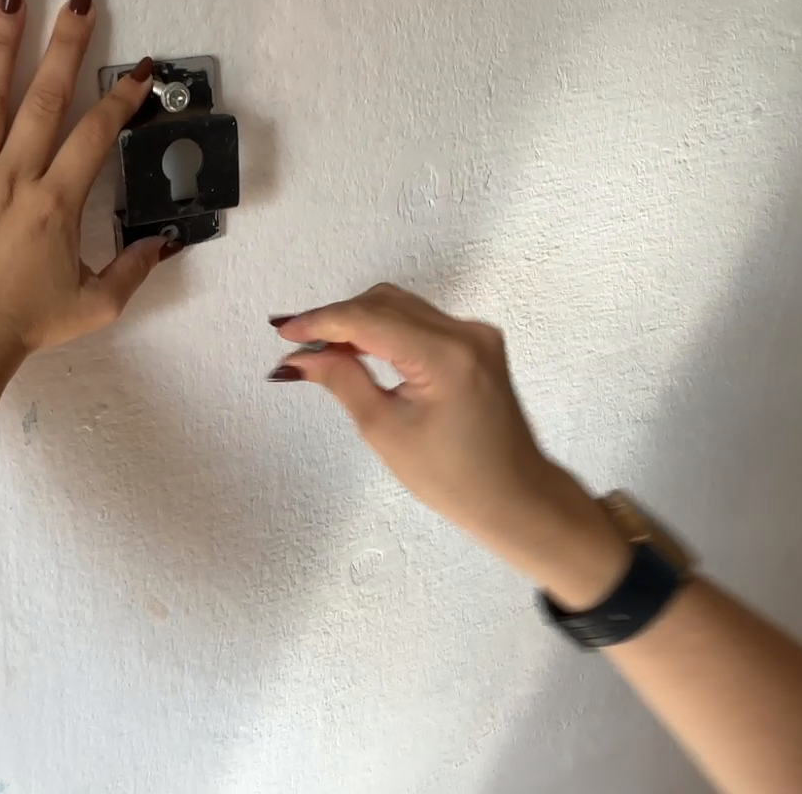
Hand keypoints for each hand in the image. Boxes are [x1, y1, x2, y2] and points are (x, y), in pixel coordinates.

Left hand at [0, 0, 175, 373]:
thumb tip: (168, 241)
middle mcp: (12, 179)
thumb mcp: (96, 305)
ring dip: (0, 43)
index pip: (96, 136)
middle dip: (68, 44)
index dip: (122, 99)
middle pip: (45, 99)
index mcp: (56, 205)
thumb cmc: (26, 325)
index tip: (139, 69)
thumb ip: (135, 269)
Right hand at [271, 284, 628, 604]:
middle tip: (295, 343)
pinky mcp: (473, 340)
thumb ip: (341, 379)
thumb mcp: (384, 430)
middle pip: (382, 303)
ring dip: (355, 319)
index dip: (320, 321)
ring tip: (316, 345)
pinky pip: (415, 318)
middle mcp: (465, 333)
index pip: (369, 319)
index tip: (283, 332)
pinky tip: (353, 344)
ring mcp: (474, 333)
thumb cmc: (453, 478)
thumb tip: (297, 358)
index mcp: (446, 357)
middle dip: (334, 318)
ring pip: (397, 305)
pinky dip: (379, 326)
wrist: (518, 497)